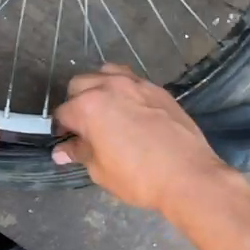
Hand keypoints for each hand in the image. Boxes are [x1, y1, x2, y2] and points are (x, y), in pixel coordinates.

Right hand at [51, 64, 235, 214]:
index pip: (63, 112)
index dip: (61, 129)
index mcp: (88, 106)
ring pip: (105, 73)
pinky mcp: (156, 88)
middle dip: (75, 103)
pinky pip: (131, 79)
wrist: (188, 175)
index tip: (67, 141)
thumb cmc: (138, 177)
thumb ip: (79, 153)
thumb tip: (61, 150)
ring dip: (98, 87)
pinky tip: (130, 108)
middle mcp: (109, 86)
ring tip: (106, 109)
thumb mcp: (100, 170)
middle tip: (84, 127)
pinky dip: (123, 88)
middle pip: (80, 85)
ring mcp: (135, 83)